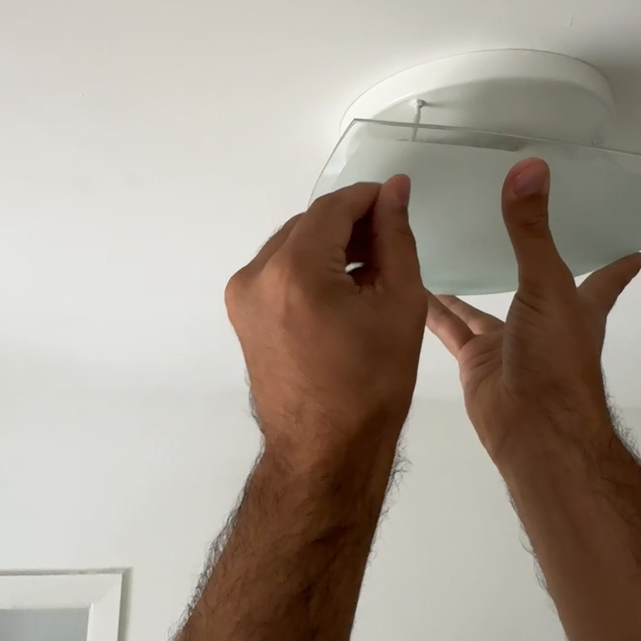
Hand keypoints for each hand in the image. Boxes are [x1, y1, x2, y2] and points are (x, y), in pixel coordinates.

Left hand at [226, 176, 426, 471]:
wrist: (324, 450)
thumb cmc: (372, 383)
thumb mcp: (399, 304)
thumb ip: (395, 237)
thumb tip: (394, 189)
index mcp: (293, 272)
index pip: (331, 209)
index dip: (366, 198)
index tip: (396, 197)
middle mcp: (256, 276)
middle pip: (308, 225)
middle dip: (349, 223)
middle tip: (390, 237)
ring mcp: (242, 296)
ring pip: (291, 246)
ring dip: (328, 245)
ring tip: (371, 266)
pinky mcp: (241, 315)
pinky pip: (278, 272)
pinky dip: (309, 268)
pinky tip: (341, 286)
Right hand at [425, 158, 640, 464]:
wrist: (533, 429)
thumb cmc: (555, 358)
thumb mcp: (547, 285)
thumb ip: (531, 230)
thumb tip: (529, 166)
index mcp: (576, 306)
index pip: (605, 278)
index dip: (617, 263)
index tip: (634, 248)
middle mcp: (542, 322)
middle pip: (532, 286)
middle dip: (520, 264)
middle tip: (498, 232)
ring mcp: (507, 344)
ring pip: (480, 308)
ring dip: (463, 288)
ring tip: (439, 256)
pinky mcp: (476, 362)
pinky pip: (450, 330)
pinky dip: (432, 313)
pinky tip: (413, 292)